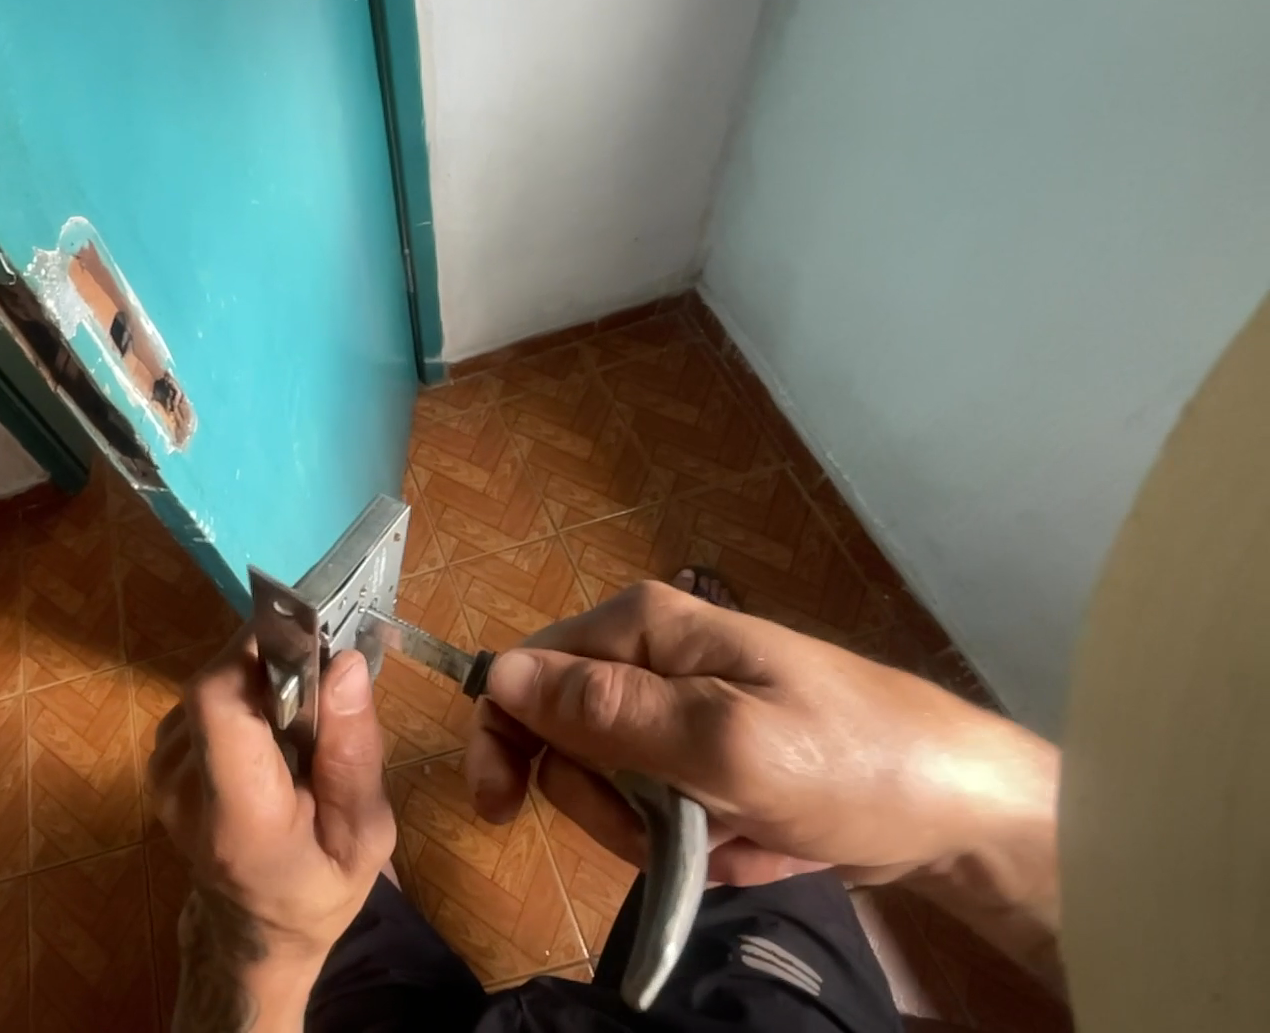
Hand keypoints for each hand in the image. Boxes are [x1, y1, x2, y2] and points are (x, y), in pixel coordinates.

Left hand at [148, 631, 394, 1027]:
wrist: (254, 932)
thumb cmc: (318, 887)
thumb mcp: (365, 836)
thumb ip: (353, 752)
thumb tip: (345, 663)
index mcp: (237, 814)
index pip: (218, 701)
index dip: (256, 651)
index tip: (307, 635)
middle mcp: (183, 788)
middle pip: (216, 685)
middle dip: (271, 661)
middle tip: (321, 672)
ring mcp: (163, 774)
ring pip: (213, 685)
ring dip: (259, 678)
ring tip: (301, 710)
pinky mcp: (162, 761)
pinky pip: (206, 701)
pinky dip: (243, 696)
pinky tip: (272, 727)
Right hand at [466, 580, 1058, 888]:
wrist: (966, 812)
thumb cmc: (853, 763)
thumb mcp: (726, 742)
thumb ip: (609, 711)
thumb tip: (500, 676)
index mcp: (638, 626)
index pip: (524, 671)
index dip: (505, 737)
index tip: (500, 810)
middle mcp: (642, 655)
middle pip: (558, 733)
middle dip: (602, 798)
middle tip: (666, 832)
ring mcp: (669, 706)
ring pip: (600, 779)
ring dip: (648, 827)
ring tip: (724, 837)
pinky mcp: (693, 751)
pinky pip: (647, 803)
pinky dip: (684, 838)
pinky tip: (740, 840)